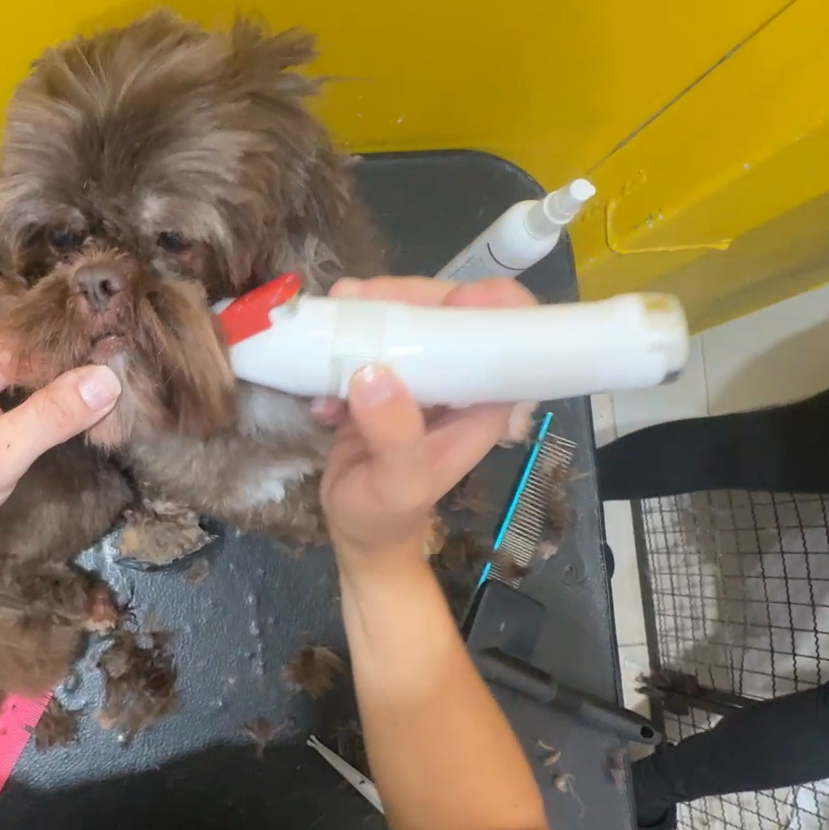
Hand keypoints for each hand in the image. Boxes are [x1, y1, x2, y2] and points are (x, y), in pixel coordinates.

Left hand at [0, 310, 120, 539]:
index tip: (131, 372)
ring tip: (113, 375)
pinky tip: (80, 381)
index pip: (47, 337)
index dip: (90, 355)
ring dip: (74, 359)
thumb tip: (109, 378)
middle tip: (128, 376)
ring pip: (41, 336)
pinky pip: (28, 347)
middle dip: (85, 353)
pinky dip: (56, 365)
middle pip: (44, 328)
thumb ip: (51, 417)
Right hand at [320, 276, 537, 568]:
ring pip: (405, 323)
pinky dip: (341, 346)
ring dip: (366, 314)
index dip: (494, 304)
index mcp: (481, 405)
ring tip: (331, 315)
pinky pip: (368, 345)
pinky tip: (318, 380)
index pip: (510, 337)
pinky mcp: (380, 384)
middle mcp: (455, 385)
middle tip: (356, 297)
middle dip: (407, 297)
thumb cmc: (386, 515)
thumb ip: (394, 434)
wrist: (354, 534)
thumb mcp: (397, 483)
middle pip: (448, 316)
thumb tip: (371, 373)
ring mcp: (416, 382)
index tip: (454, 296)